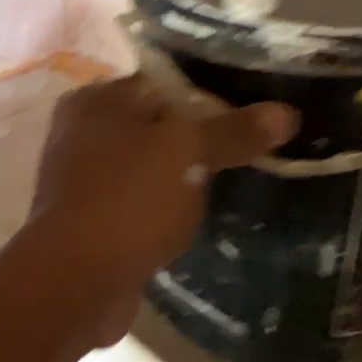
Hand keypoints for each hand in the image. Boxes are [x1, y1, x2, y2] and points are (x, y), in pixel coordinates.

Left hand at [23, 75, 297, 346]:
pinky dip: (163, 209)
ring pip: (146, 166)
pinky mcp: (90, 219)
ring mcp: (81, 178)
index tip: (253, 113)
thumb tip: (285, 112)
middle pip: (154, 125)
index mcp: (94, 100)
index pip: (160, 82)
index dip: (208, 94)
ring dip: (180, 177)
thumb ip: (231, 131)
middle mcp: (79, 131)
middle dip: (196, 139)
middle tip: (249, 151)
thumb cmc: (127, 199)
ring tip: (230, 185)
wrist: (76, 279)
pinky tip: (195, 219)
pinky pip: (138, 203)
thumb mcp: (186, 154)